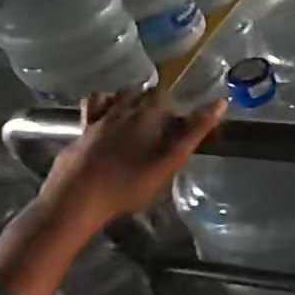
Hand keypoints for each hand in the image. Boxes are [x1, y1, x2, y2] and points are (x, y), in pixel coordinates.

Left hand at [37, 90, 226, 234]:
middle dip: (152, 100)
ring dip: (128, 99)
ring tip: (135, 113)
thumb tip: (220, 102)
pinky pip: (92, 107)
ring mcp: (98, 119)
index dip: (173, 105)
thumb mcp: (169, 160)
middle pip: (141, 93)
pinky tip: (105, 116)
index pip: (166, 95)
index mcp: (147, 113)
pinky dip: (101, 105)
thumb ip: (196, 131)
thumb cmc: (128, 183)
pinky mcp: (80, 131)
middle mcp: (123, 108)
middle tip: (160, 120)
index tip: (178, 120)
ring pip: (117, 96)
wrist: (74, 201)